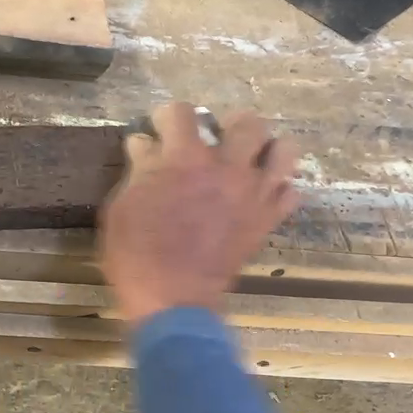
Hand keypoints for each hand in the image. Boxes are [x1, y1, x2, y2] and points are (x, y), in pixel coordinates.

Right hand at [99, 103, 298, 323]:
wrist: (172, 299)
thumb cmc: (136, 254)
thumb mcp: (122, 208)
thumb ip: (138, 171)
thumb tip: (143, 144)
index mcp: (184, 160)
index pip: (181, 113)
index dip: (167, 115)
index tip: (160, 125)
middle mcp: (227, 167)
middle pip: (247, 122)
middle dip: (229, 123)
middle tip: (215, 138)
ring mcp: (254, 193)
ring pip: (284, 149)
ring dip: (266, 149)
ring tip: (248, 160)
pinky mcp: (267, 220)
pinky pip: (290, 191)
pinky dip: (277, 188)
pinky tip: (259, 194)